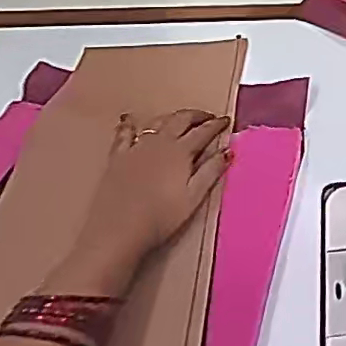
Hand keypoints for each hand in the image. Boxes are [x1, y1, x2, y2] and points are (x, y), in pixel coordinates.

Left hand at [49, 110, 230, 294]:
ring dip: (171, 117)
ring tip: (179, 120)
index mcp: (180, 152)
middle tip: (208, 117)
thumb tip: (228, 151)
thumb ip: (211, 171)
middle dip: (196, 116)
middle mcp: (159, 143)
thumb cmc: (161, 218)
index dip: (216, 125)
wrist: (119, 230)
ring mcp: (136, 148)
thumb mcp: (193, 197)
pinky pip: (124, 134)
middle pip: (180, 120)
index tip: (226, 121)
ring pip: (157, 123)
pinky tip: (131, 121)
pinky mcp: (117, 157)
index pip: (203, 132)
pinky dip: (131, 125)